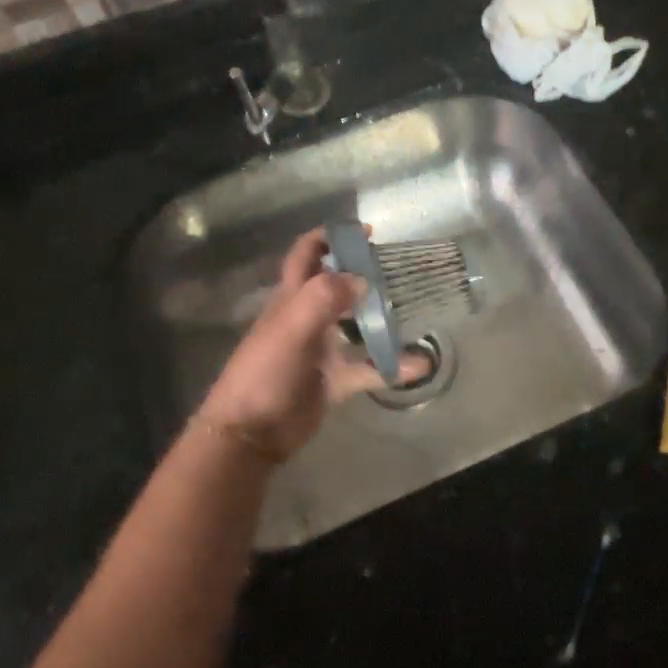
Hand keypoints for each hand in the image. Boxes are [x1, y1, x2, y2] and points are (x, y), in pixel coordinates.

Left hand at [195, 228, 421, 461]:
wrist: (250, 433)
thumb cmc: (265, 373)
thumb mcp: (291, 328)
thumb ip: (324, 298)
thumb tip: (362, 279)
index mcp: (290, 298)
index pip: (307, 254)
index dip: (331, 237)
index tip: (367, 234)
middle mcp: (306, 318)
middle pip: (336, 285)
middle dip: (363, 273)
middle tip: (397, 272)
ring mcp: (321, 350)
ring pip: (356, 326)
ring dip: (381, 319)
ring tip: (413, 310)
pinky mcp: (332, 380)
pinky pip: (367, 369)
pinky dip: (391, 367)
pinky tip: (418, 366)